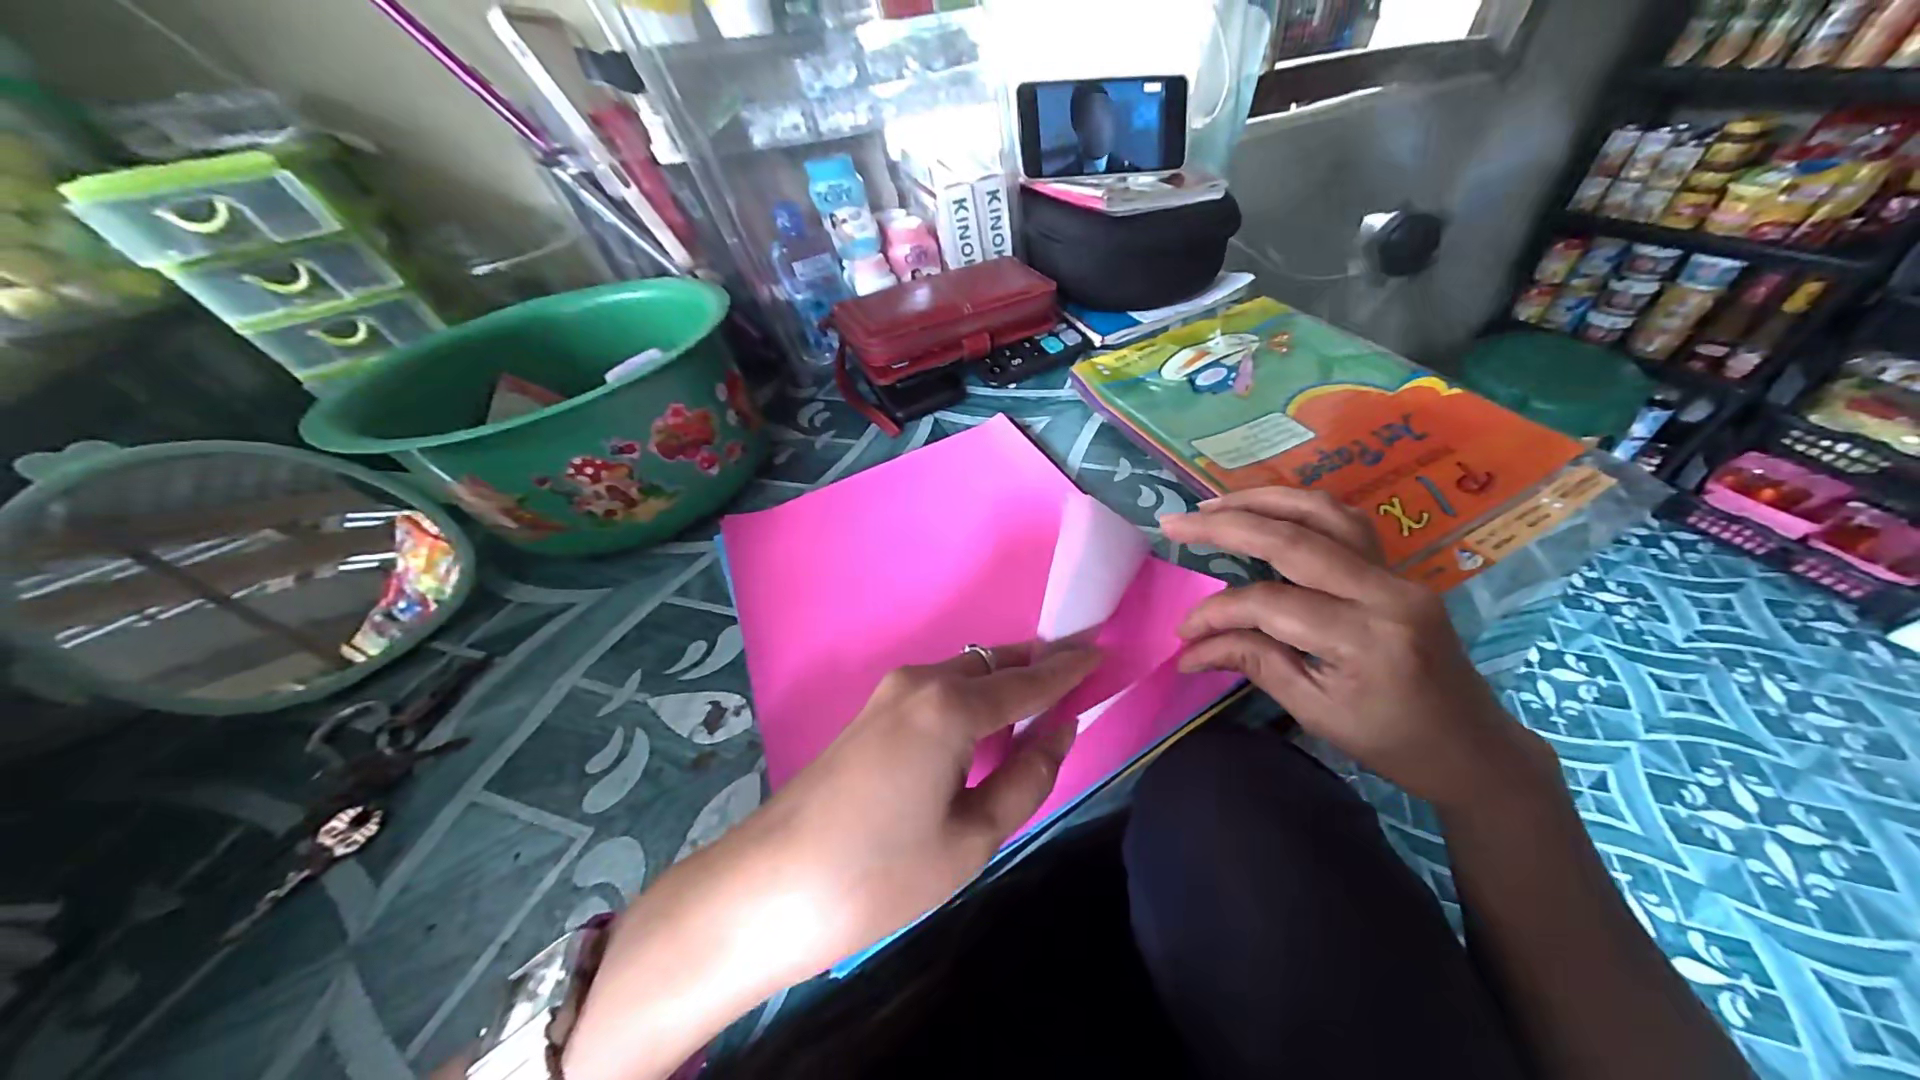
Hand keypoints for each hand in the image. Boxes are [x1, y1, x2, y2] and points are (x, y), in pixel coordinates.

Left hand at [563, 642, 1099, 1079]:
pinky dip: (971, 700)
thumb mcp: (973, 836)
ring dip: (1002, 685)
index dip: (1069, 668)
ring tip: (1038, 709)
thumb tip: (1059, 730)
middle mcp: (920, 682)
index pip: (1029, 679)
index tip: (1103, 652)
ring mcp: (888, 694)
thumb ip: (1026, 776)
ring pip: (963, 675)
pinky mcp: (869, 715)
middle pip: (993, 665)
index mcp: (951, 705)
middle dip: (1036, 667)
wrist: (768, 888)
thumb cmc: (881, 871)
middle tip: (1076, 679)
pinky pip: (937, 693)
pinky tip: (983, 732)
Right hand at [1159, 488, 1552, 810]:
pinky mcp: (1397, 569)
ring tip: (1212, 505)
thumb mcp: (1314, 711)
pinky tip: (1266, 512)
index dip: (1216, 612)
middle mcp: (1386, 592)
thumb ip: (1253, 662)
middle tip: (1174, 523)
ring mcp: (1397, 573)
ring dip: (1261, 501)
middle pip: (1294, 538)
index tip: (1184, 634)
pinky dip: (1297, 509)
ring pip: (1323, 512)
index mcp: (1366, 638)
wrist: (1475, 747)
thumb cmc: (1392, 742)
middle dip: (1225, 526)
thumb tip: (1190, 646)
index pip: (1270, 603)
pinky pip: (1343, 522)